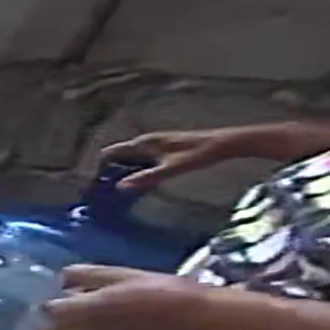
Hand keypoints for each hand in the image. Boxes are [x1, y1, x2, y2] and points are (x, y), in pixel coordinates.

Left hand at [26, 265, 204, 329]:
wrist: (192, 315)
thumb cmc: (156, 289)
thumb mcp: (118, 274)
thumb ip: (84, 275)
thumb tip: (59, 276)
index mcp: (82, 308)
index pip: (44, 309)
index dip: (33, 306)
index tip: (21, 303)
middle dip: (26, 327)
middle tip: (13, 323)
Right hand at [99, 128, 253, 191]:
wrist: (232, 142)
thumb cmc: (202, 153)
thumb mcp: (173, 168)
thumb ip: (146, 178)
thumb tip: (119, 188)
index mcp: (142, 144)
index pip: (108, 154)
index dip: (98, 168)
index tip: (97, 183)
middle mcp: (145, 141)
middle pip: (117, 156)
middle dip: (109, 171)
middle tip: (108, 188)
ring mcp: (156, 143)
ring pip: (129, 157)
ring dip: (123, 170)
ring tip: (125, 186)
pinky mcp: (166, 147)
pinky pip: (141, 157)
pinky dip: (136, 168)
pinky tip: (144, 178)